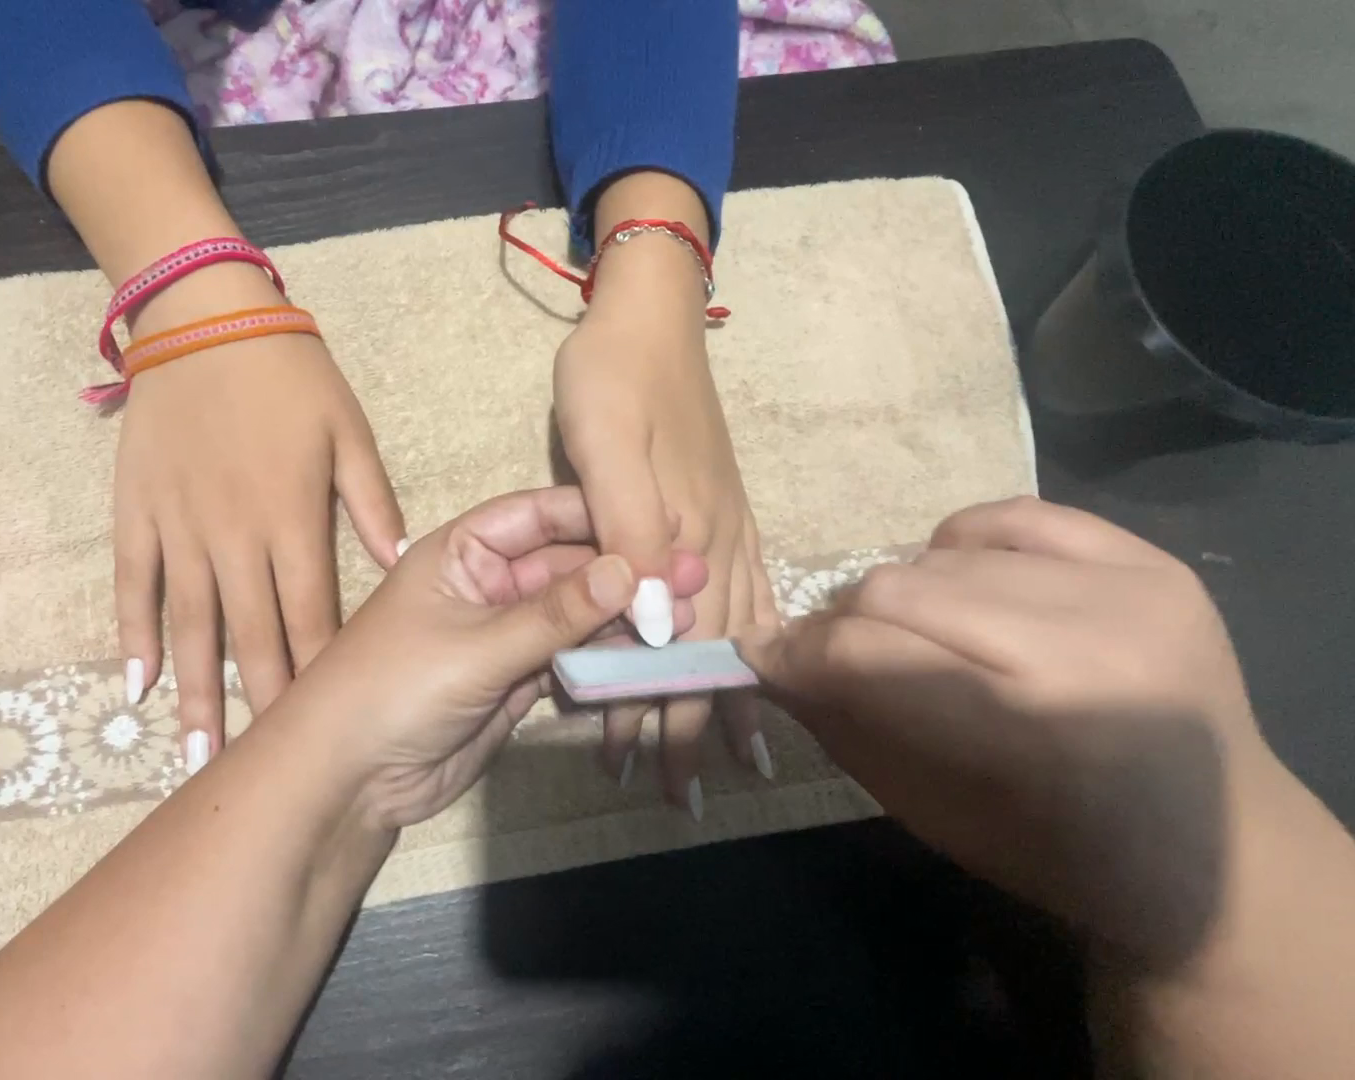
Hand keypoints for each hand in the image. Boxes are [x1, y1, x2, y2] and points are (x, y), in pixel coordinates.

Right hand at [115, 331, 403, 772]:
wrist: (204, 319)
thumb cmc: (290, 376)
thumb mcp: (348, 431)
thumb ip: (372, 502)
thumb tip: (401, 560)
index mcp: (294, 520)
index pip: (312, 616)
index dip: (319, 675)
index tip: (328, 729)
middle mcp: (235, 538)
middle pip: (252, 637)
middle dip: (261, 704)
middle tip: (261, 771)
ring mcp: (179, 530)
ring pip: (191, 626)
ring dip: (196, 693)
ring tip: (197, 755)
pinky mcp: (136, 515)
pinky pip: (133, 586)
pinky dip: (134, 636)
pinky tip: (136, 686)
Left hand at [287, 486, 706, 828]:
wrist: (350, 778)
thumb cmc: (396, 687)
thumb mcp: (476, 645)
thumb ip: (554, 613)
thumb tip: (629, 569)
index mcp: (464, 550)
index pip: (539, 516)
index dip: (598, 517)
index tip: (660, 523)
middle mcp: (489, 583)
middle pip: (567, 568)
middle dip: (624, 576)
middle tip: (690, 581)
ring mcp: (505, 633)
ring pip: (575, 616)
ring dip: (624, 621)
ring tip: (686, 623)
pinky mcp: (517, 680)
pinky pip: (570, 660)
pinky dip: (606, 662)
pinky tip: (651, 661)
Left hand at [554, 232, 776, 812]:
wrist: (648, 317)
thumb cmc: (609, 381)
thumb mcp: (604, 450)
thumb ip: (630, 538)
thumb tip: (658, 631)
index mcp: (674, 536)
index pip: (672, 644)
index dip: (663, 709)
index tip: (658, 773)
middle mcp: (709, 543)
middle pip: (706, 650)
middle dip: (695, 722)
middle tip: (688, 792)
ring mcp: (722, 528)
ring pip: (728, 630)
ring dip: (729, 695)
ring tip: (737, 756)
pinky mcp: (721, 515)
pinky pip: (740, 593)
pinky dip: (746, 641)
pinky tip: (750, 666)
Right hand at [737, 496, 1272, 964]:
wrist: (1212, 853)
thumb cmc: (1049, 850)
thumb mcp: (921, 806)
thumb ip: (836, 719)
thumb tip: (762, 653)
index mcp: (1031, 732)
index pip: (866, 654)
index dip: (795, 651)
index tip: (759, 656)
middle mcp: (1088, 649)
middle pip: (891, 591)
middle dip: (841, 624)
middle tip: (839, 655)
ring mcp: (1130, 595)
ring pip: (938, 556)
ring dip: (898, 594)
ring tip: (913, 632)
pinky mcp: (1154, 564)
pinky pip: (1011, 517)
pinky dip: (962, 547)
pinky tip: (965, 583)